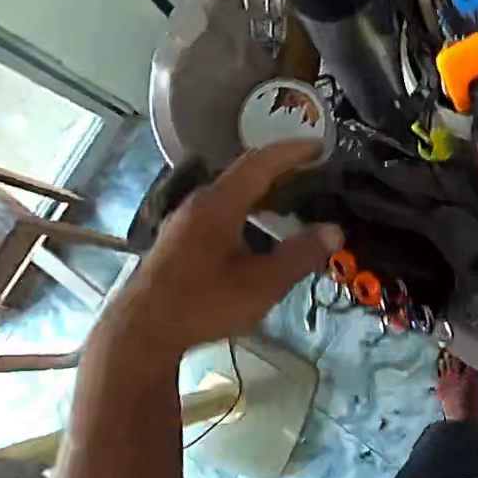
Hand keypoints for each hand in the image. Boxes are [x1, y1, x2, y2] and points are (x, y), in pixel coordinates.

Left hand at [97, 141, 342, 359]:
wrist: (143, 331)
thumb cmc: (204, 303)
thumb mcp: (262, 283)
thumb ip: (300, 255)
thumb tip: (334, 231)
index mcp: (220, 204)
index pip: (260, 163)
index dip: (293, 151)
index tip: (320, 146)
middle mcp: (200, 204)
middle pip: (245, 174)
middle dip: (281, 168)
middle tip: (313, 172)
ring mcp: (187, 222)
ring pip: (233, 194)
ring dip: (265, 191)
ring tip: (294, 201)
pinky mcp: (181, 240)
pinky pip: (223, 211)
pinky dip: (250, 209)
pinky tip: (261, 231)